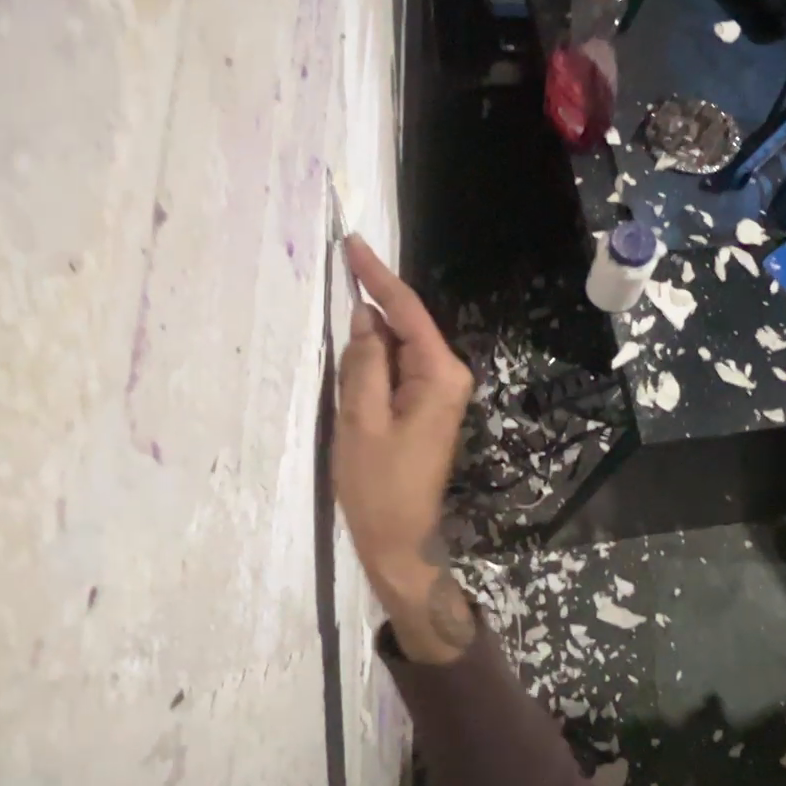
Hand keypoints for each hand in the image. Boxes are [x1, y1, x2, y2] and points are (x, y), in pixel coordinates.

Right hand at [333, 236, 476, 663]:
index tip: (352, 243)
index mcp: (439, 375)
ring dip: (369, 334)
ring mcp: (438, 394)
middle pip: (406, 324)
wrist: (400, 543)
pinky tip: (351, 356)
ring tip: (340, 319)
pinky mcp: (424, 408)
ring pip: (398, 347)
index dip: (377, 275)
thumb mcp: (360, 420)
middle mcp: (447, 377)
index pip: (406, 311)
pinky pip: (396, 370)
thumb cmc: (378, 486)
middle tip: (339, 270)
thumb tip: (364, 319)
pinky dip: (373, 359)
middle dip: (372, 301)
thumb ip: (363, 362)